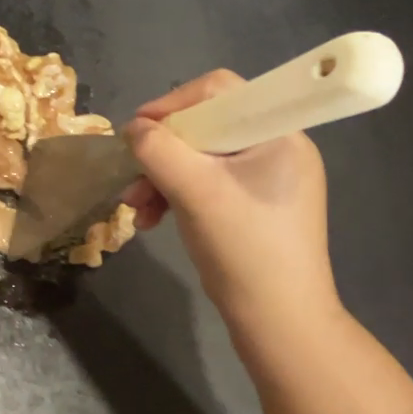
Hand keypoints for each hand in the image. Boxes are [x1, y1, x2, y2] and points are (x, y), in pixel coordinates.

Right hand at [121, 70, 339, 332]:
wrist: (278, 323)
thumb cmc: (244, 248)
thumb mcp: (194, 191)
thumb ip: (158, 149)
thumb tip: (133, 129)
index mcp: (278, 136)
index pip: (220, 90)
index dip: (174, 103)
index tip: (142, 131)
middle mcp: (276, 149)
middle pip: (203, 125)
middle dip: (161, 150)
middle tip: (135, 177)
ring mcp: (265, 179)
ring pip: (197, 156)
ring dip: (160, 176)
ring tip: (139, 207)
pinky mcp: (252, 204)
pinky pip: (204, 180)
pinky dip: (174, 193)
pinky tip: (156, 219)